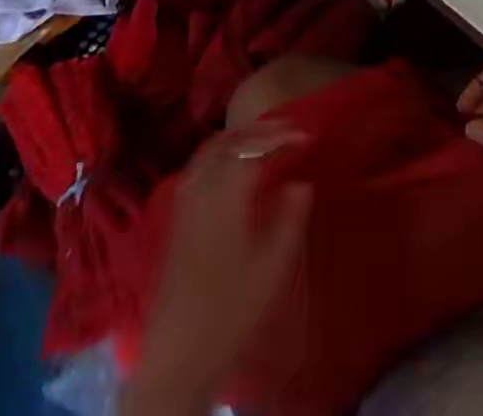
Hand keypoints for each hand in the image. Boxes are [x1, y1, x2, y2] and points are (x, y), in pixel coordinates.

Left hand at [127, 125, 312, 414]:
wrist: (179, 354)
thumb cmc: (233, 312)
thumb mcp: (273, 268)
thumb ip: (289, 219)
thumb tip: (301, 183)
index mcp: (225, 199)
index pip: (253, 149)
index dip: (280, 136)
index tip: (306, 135)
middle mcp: (199, 192)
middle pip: (225, 142)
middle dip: (256, 129)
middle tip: (286, 130)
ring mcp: (183, 205)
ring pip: (207, 152)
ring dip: (236, 138)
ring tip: (263, 142)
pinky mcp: (176, 219)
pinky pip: (198, 168)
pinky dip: (220, 153)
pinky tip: (235, 169)